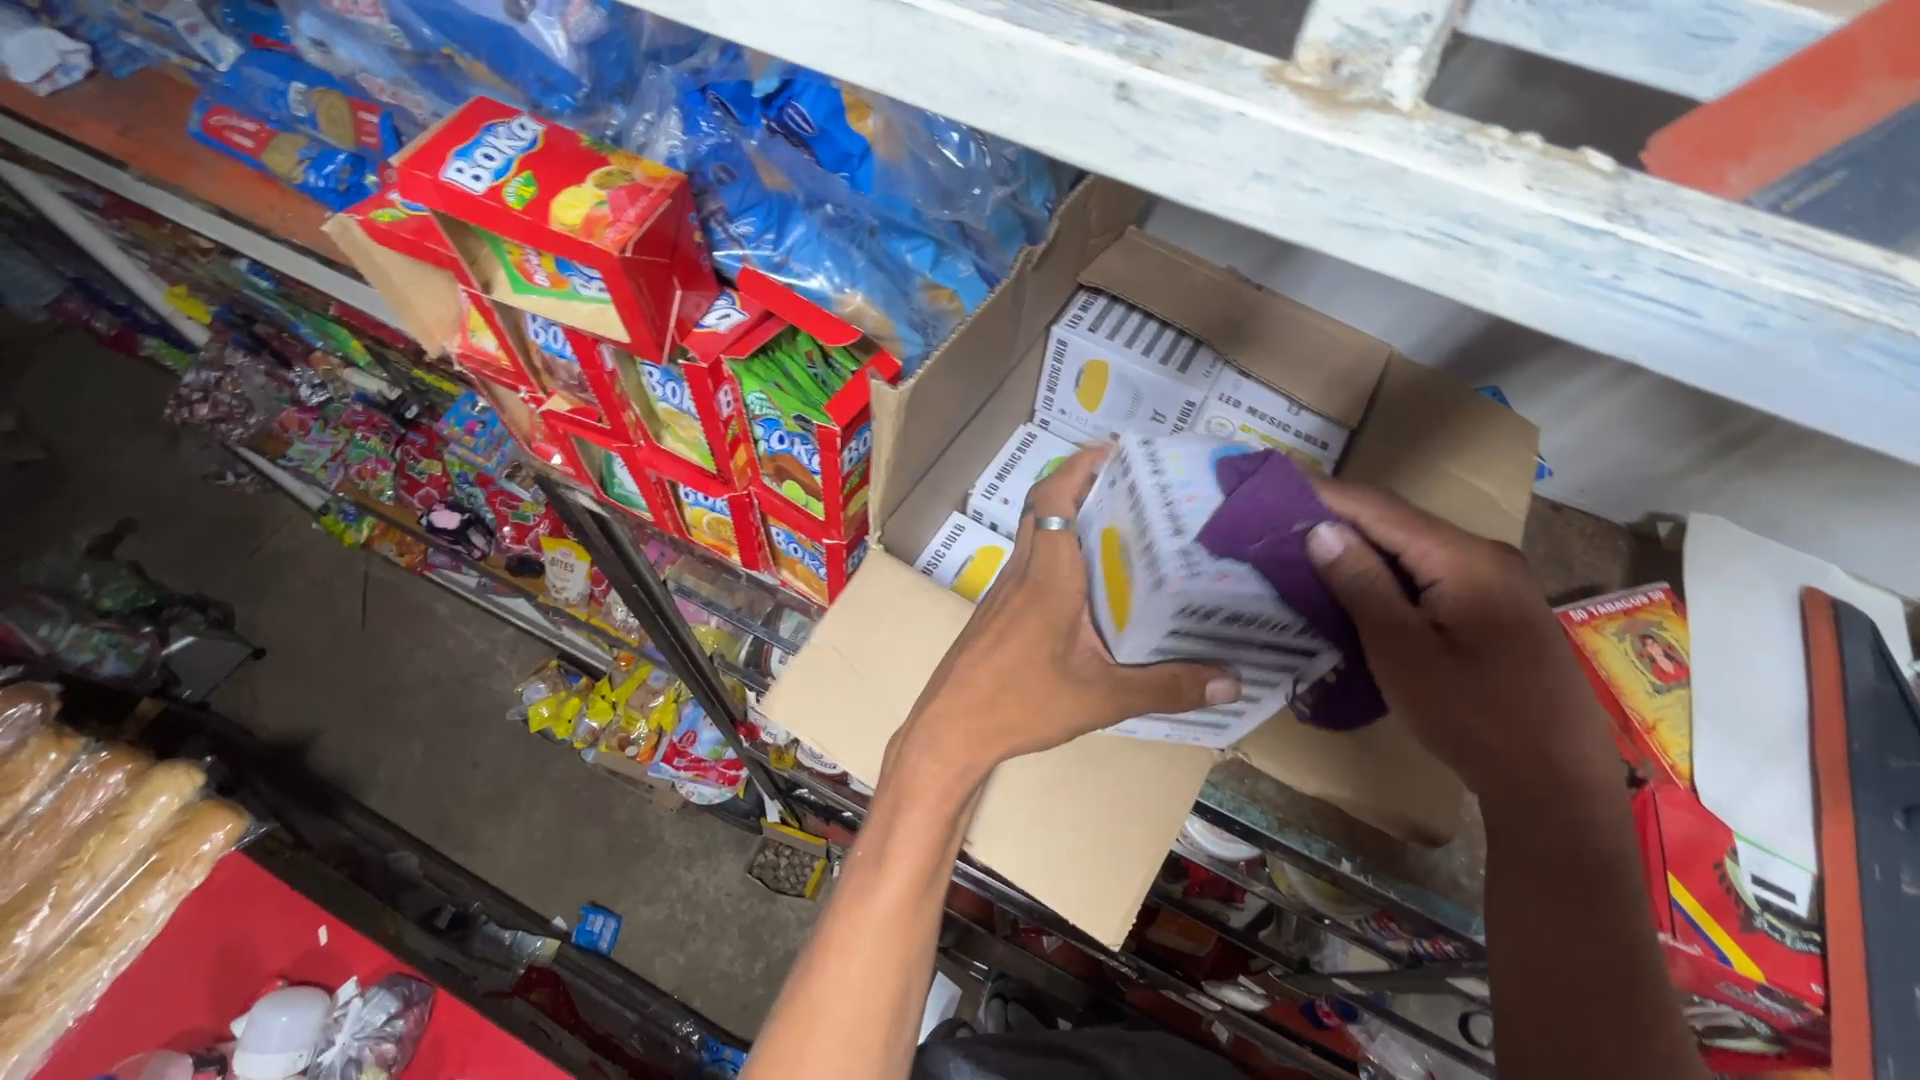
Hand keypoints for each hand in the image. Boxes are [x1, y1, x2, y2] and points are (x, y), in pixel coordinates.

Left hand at [896, 446, 1239, 770]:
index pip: (1053, 499)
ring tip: (1121, 531)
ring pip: (1035, 537)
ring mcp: (1004, 592)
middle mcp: (1023, 573)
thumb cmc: (1021, 704)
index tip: (1113, 452)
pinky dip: (1058, 557)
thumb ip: (1166, 687)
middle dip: (1081, 486)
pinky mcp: (997, 612)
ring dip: (1069, 521)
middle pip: (1043, 508)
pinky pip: (1030, 566)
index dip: (1079, 466)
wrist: (950, 729)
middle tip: (1131, 487)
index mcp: (1048, 577)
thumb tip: (1231, 679)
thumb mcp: (1102, 698)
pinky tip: (1088, 589)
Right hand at [1305, 480, 1619, 809]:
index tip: (1275, 486)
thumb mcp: (1402, 651)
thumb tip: (1321, 529)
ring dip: (1364, 552)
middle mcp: (1489, 558)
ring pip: (1417, 553)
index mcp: (1466, 559)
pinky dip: (1392, 578)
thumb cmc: (1472, 717)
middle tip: (1281, 526)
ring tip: (1308, 555)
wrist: (1556, 785)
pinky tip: (1361, 591)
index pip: (1381, 508)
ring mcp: (1501, 586)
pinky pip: (1435, 578)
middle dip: (1340, 522)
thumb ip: (1361, 584)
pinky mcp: (1501, 614)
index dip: (1325, 495)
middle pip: (1401, 526)